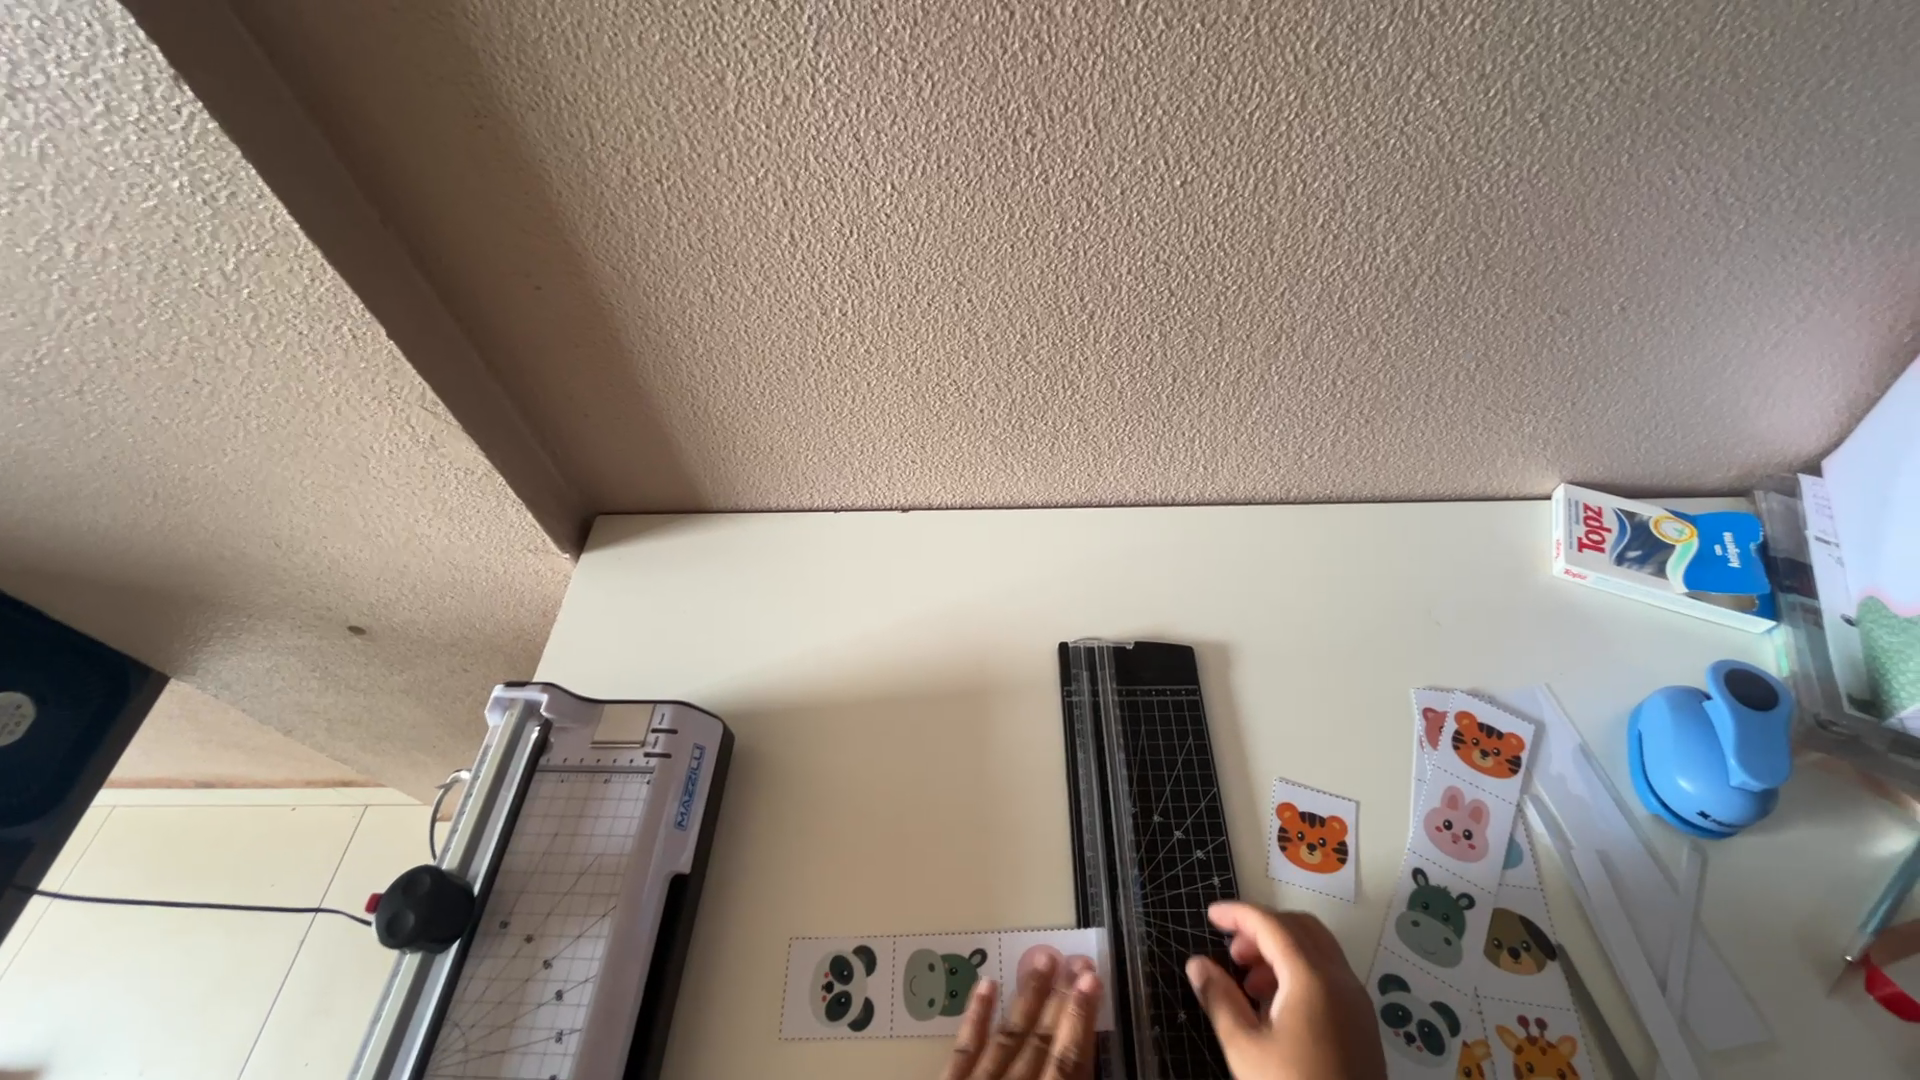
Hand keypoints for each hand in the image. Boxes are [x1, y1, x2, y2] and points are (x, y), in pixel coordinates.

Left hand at [939, 950, 1102, 1079]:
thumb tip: (1085, 1054)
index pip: (1068, 1061)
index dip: (1080, 1018)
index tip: (1091, 978)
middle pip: (1039, 1041)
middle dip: (1060, 999)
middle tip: (1075, 959)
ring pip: (1007, 1035)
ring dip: (1027, 996)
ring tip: (1043, 959)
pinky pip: (963, 1048)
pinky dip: (976, 1015)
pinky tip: (987, 983)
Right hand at [1186, 901, 1386, 1079]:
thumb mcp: (1244, 1049)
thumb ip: (1219, 999)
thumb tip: (1198, 964)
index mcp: (1312, 979)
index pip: (1272, 925)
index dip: (1238, 914)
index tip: (1211, 916)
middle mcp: (1341, 981)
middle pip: (1300, 928)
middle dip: (1262, 929)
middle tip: (1232, 952)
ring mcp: (1357, 1003)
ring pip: (1318, 950)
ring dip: (1281, 950)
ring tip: (1250, 984)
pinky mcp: (1362, 1026)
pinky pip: (1329, 975)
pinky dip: (1299, 971)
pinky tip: (1276, 1006)